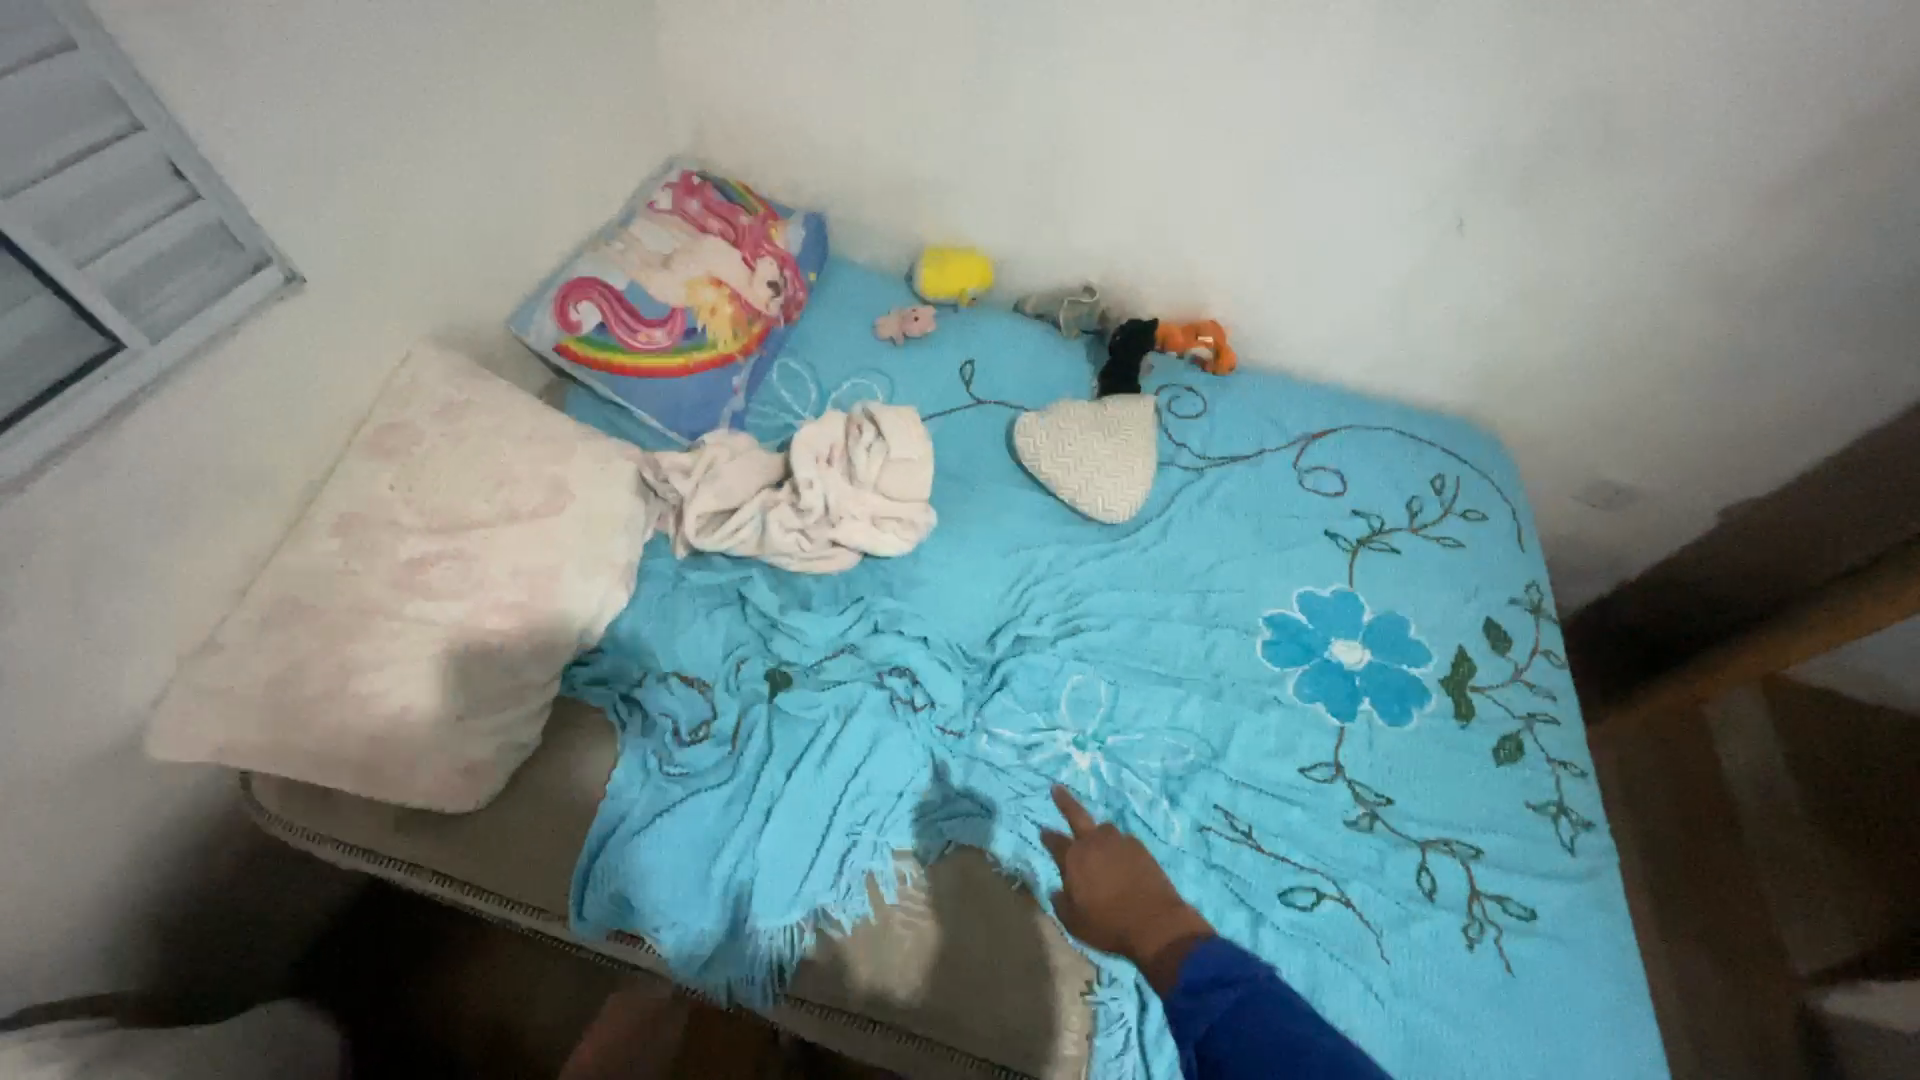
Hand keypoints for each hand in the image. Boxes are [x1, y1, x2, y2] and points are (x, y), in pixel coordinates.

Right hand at [1040, 785, 1213, 991]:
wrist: (1154, 924)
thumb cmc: (1108, 925)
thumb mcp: (1074, 923)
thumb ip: (1061, 903)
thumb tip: (1057, 890)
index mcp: (1073, 858)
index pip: (1054, 841)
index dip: (1047, 836)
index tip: (1043, 831)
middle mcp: (1094, 843)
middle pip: (1076, 814)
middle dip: (1064, 801)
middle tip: (1056, 788)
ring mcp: (1119, 842)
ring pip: (1105, 829)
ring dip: (1099, 834)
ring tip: (1100, 845)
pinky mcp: (1141, 848)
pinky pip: (1125, 842)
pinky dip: (1120, 848)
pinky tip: (1123, 860)